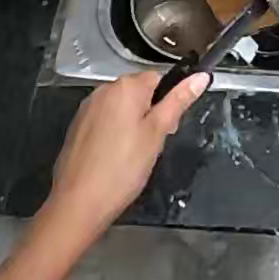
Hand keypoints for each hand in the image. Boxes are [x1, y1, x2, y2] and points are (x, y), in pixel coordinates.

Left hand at [44, 70, 208, 235]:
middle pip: (139, 92)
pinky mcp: (77, 125)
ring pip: (121, 107)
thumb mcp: (157, 134)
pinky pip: (105, 119)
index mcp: (126, 86)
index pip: (159, 78)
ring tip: (133, 155)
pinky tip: (113, 158)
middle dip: (150, 113)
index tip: (167, 130)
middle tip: (151, 146)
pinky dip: (113, 132)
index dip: (168, 102)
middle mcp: (104, 89)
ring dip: (132, 123)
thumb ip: (179, 101)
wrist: (77, 204)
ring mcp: (87, 107)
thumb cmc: (123, 167)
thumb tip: (201, 76)